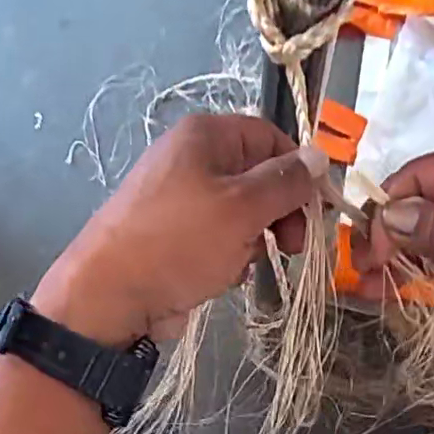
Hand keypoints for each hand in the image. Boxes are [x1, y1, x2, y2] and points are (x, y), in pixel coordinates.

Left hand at [35, 115, 324, 343]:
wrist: (112, 296)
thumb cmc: (181, 242)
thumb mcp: (243, 208)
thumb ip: (286, 182)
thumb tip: (320, 156)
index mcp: (206, 137)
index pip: (270, 138)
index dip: (300, 171)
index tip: (320, 209)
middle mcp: (192, 161)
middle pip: (258, 179)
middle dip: (280, 213)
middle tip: (294, 248)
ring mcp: (181, 202)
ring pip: (242, 215)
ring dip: (255, 240)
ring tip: (243, 263)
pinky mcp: (175, 238)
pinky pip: (219, 240)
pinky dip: (229, 257)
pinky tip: (222, 275)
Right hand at [363, 144, 433, 372]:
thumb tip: (388, 212)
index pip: (423, 175)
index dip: (392, 206)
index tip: (374, 247)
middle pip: (415, 205)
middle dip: (384, 235)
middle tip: (361, 268)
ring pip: (416, 238)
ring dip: (388, 259)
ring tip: (361, 283)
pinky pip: (428, 264)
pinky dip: (404, 277)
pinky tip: (377, 291)